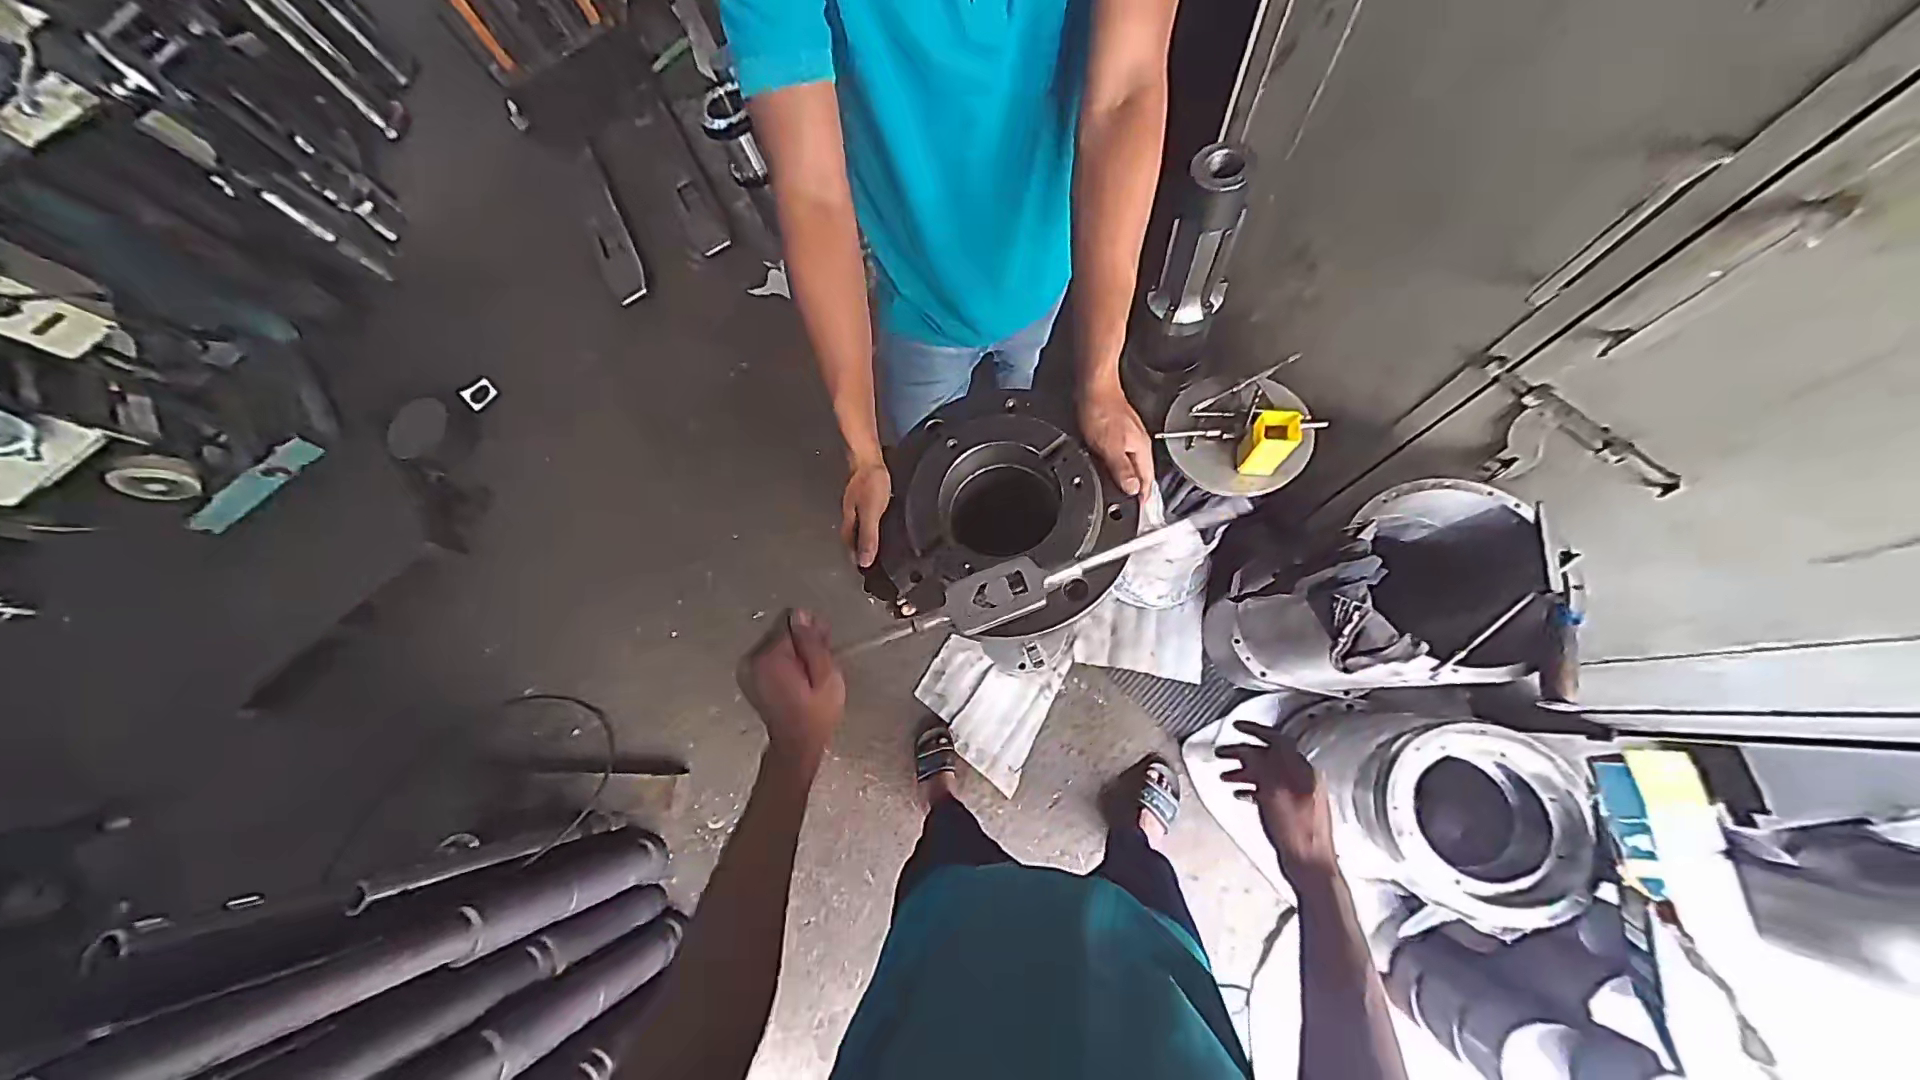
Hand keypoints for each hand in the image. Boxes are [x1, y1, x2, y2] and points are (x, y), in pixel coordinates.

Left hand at [737, 609, 845, 765]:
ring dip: (793, 653)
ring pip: (776, 642)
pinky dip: (783, 663)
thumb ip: (812, 642)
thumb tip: (800, 613)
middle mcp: (751, 658)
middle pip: (782, 631)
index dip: (811, 634)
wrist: (797, 743)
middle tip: (816, 668)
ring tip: (806, 677)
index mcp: (769, 657)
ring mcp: (746, 668)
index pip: (792, 621)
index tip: (822, 651)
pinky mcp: (747, 676)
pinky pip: (769, 656)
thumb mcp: (826, 674)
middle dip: (801, 643)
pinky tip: (794, 680)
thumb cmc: (817, 711)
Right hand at [840, 459, 890, 567]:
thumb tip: (865, 561)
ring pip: (855, 521)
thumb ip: (869, 537)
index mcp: (850, 519)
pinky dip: (867, 517)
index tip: (859, 566)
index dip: (854, 555)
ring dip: (860, 532)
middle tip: (862, 555)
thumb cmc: (871, 483)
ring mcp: (855, 500)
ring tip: (867, 540)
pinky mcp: (862, 491)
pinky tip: (874, 515)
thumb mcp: (872, 514)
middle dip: (855, 545)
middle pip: (850, 533)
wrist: (869, 456)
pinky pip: (863, 509)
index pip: (849, 543)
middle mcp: (850, 511)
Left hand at [1078, 384, 1153, 499]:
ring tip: (1124, 495)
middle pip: (1142, 475)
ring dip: (1128, 480)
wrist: (1095, 389)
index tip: (1140, 513)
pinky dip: (1119, 468)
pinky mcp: (1119, 434)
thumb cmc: (1101, 412)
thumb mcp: (1110, 447)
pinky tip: (1112, 471)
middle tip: (1132, 508)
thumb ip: (1122, 469)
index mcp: (1141, 450)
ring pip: (1133, 466)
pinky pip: (1123, 457)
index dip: (1143, 499)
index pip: (1147, 481)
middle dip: (1137, 492)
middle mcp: (1139, 445)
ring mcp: (1130, 439)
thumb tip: (1132, 489)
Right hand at [1218, 720, 1338, 885]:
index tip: (1237, 726)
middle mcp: (1304, 779)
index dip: (1255, 730)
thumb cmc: (1295, 831)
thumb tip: (1249, 750)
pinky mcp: (1294, 810)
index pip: (1278, 740)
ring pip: (1267, 773)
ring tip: (1225, 775)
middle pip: (1270, 756)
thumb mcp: (1273, 792)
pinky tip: (1240, 793)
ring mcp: (1300, 795)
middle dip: (1243, 753)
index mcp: (1303, 771)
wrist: (1311, 867)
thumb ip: (1261, 767)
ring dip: (1245, 771)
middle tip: (1222, 753)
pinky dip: (1253, 787)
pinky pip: (1269, 789)